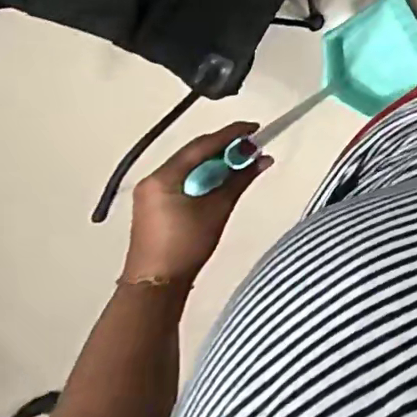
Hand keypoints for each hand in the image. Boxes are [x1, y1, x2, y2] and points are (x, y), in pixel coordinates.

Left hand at [121, 122, 271, 286]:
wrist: (155, 287)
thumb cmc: (186, 246)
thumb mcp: (217, 209)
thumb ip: (240, 179)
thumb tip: (264, 159)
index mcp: (164, 176)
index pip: (202, 145)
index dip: (231, 134)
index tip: (255, 128)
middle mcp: (154, 178)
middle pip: (194, 153)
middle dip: (224, 148)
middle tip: (251, 147)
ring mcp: (152, 191)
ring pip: (190, 166)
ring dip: (215, 162)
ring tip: (241, 162)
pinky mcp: (155, 203)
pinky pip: (184, 178)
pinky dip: (204, 176)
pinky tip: (222, 178)